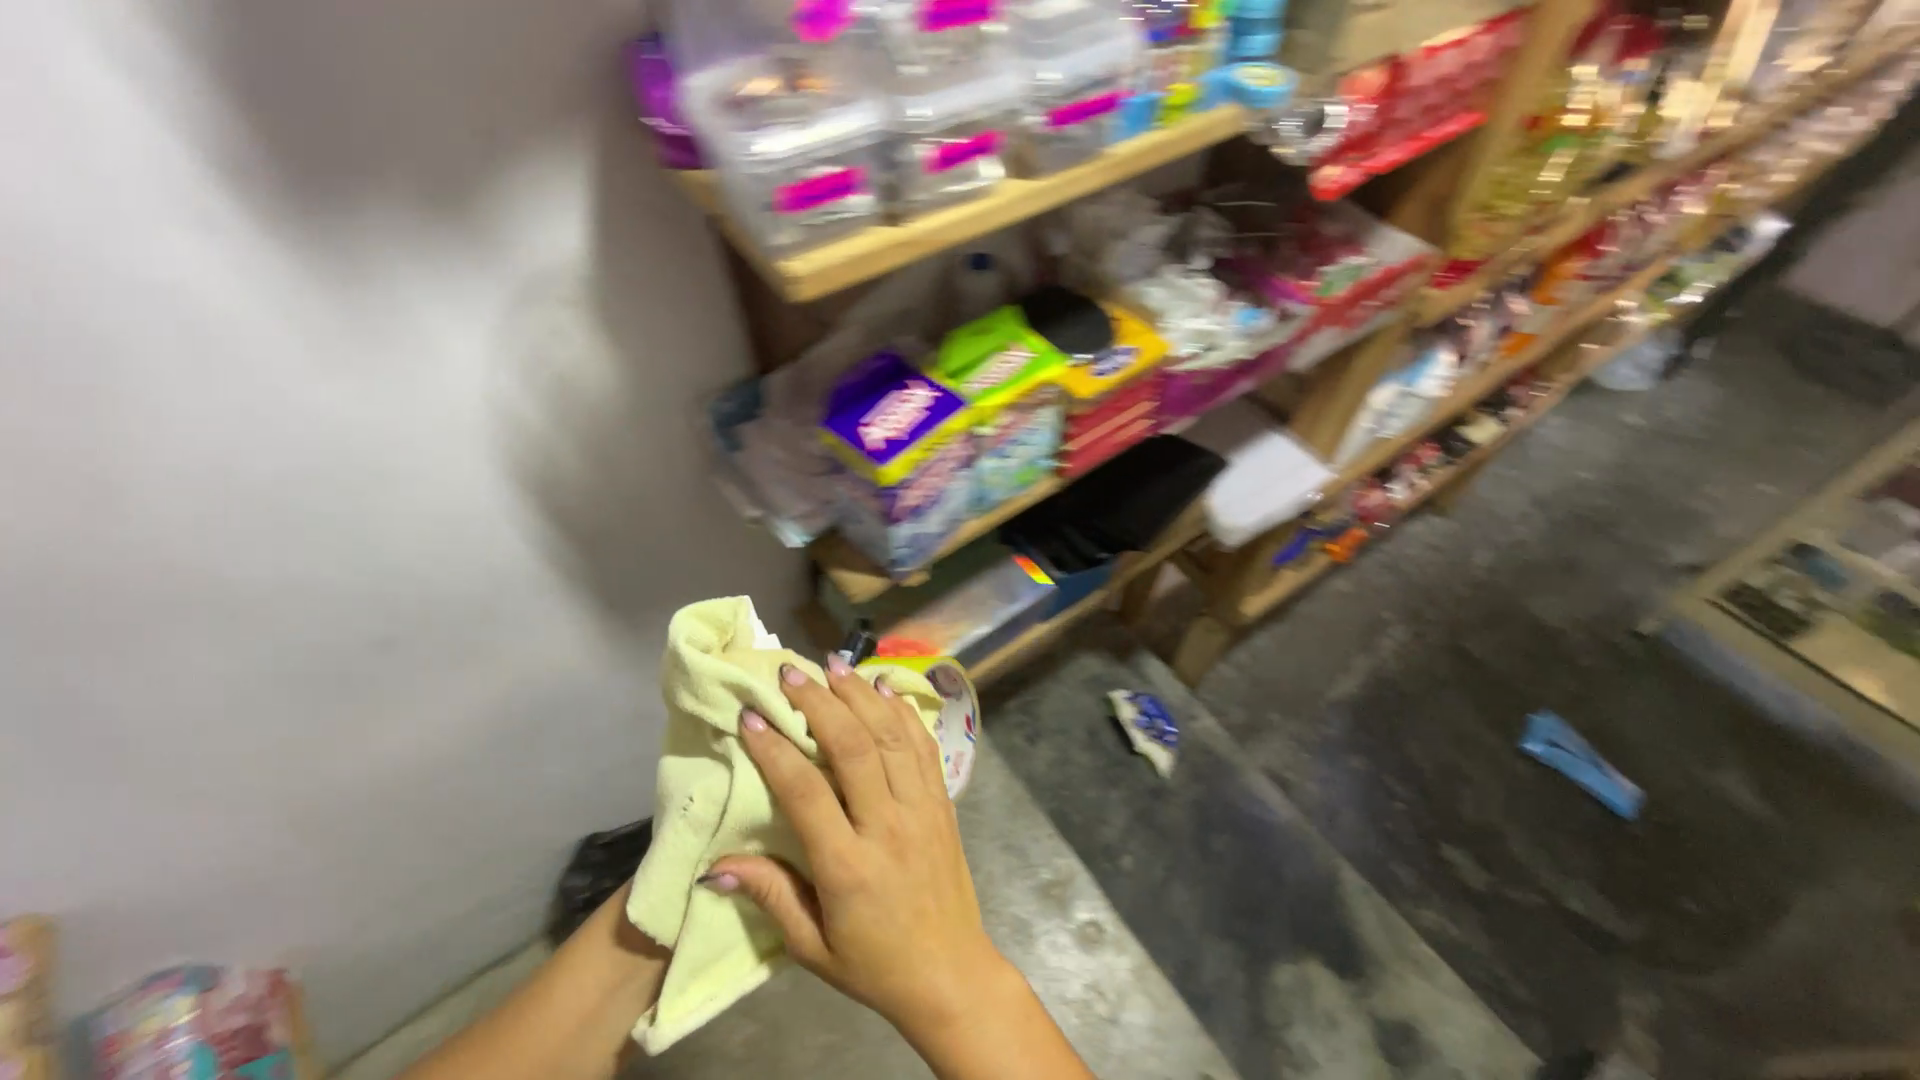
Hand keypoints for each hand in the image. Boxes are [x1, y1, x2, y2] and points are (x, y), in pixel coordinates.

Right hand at [704, 656, 1017, 1036]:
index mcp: (848, 866)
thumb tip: (713, 866)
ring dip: (861, 694)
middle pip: (854, 748)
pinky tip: (885, 688)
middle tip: (790, 673)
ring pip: (892, 737)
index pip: (807, 793)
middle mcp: (889, 827)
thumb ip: (769, 896)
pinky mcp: (944, 805)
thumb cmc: (874, 964)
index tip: (750, 717)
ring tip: (833, 664)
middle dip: (820, 702)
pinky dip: (904, 713)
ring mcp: (923, 810)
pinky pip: (924, 748)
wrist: (952, 973)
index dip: (775, 751)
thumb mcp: (812, 946)